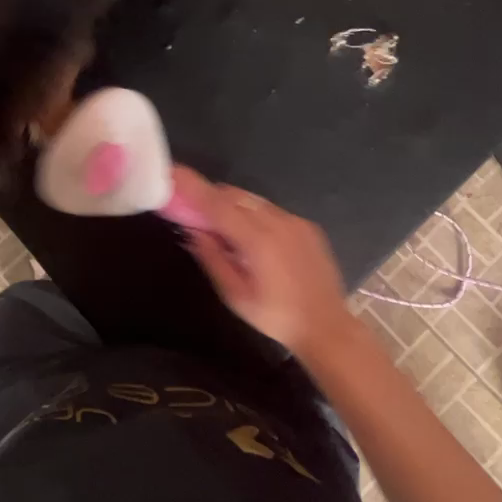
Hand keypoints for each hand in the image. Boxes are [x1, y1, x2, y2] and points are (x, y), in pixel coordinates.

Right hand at [171, 166, 352, 355]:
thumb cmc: (275, 316)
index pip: (217, 204)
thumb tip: (192, 231)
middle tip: (192, 208)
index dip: (193, 187)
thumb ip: (211, 258)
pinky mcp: (307, 226)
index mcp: (257, 240)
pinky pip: (271, 209)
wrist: (328, 327)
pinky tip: (251, 236)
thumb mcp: (235, 294)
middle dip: (210, 196)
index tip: (174, 174)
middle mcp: (276, 221)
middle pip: (233, 195)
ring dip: (231, 204)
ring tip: (221, 224)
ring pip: (252, 200)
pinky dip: (253, 213)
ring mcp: (294, 221)